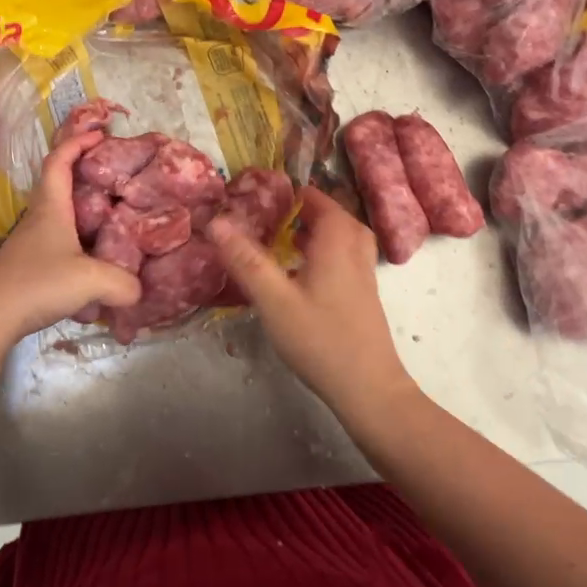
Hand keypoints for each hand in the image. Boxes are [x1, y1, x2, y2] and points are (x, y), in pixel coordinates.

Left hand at [0, 131, 140, 341]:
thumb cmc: (37, 283)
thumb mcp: (90, 281)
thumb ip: (122, 283)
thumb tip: (137, 290)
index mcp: (51, 208)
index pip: (59, 161)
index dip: (76, 143)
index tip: (99, 135)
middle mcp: (40, 218)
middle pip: (59, 184)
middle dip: (84, 174)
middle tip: (114, 174)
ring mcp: (32, 242)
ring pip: (60, 215)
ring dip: (83, 211)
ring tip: (114, 218)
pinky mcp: (30, 265)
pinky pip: (60, 243)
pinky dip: (79, 243)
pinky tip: (96, 263)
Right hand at [208, 187, 416, 412]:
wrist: (370, 392)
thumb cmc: (321, 341)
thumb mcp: (274, 301)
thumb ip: (246, 261)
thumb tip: (216, 221)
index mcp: (336, 248)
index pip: (322, 204)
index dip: (297, 194)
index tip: (268, 194)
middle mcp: (354, 258)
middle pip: (340, 220)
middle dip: (312, 211)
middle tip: (280, 215)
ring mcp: (363, 282)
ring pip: (347, 242)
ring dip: (320, 233)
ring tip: (289, 239)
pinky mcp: (362, 302)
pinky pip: (346, 262)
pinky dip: (326, 255)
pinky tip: (302, 275)